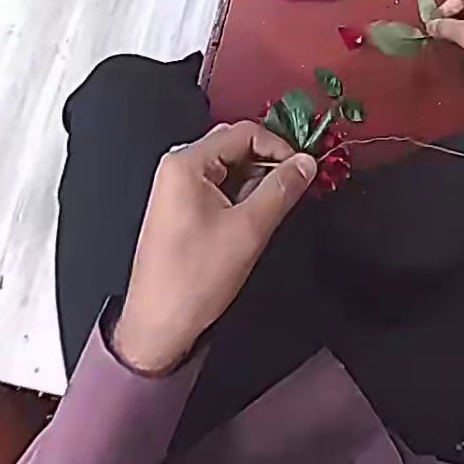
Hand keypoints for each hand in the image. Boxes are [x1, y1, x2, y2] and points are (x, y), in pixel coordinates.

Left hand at [111, 122, 315, 373]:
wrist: (156, 329)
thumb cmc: (196, 279)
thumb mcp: (249, 229)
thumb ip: (282, 189)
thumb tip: (307, 162)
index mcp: (187, 163)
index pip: (245, 133)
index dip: (280, 147)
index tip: (303, 169)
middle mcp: (178, 166)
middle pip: (236, 144)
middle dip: (269, 161)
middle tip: (295, 182)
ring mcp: (178, 185)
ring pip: (231, 164)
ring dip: (258, 177)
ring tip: (276, 203)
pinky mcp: (182, 205)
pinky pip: (220, 182)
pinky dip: (243, 191)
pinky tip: (255, 214)